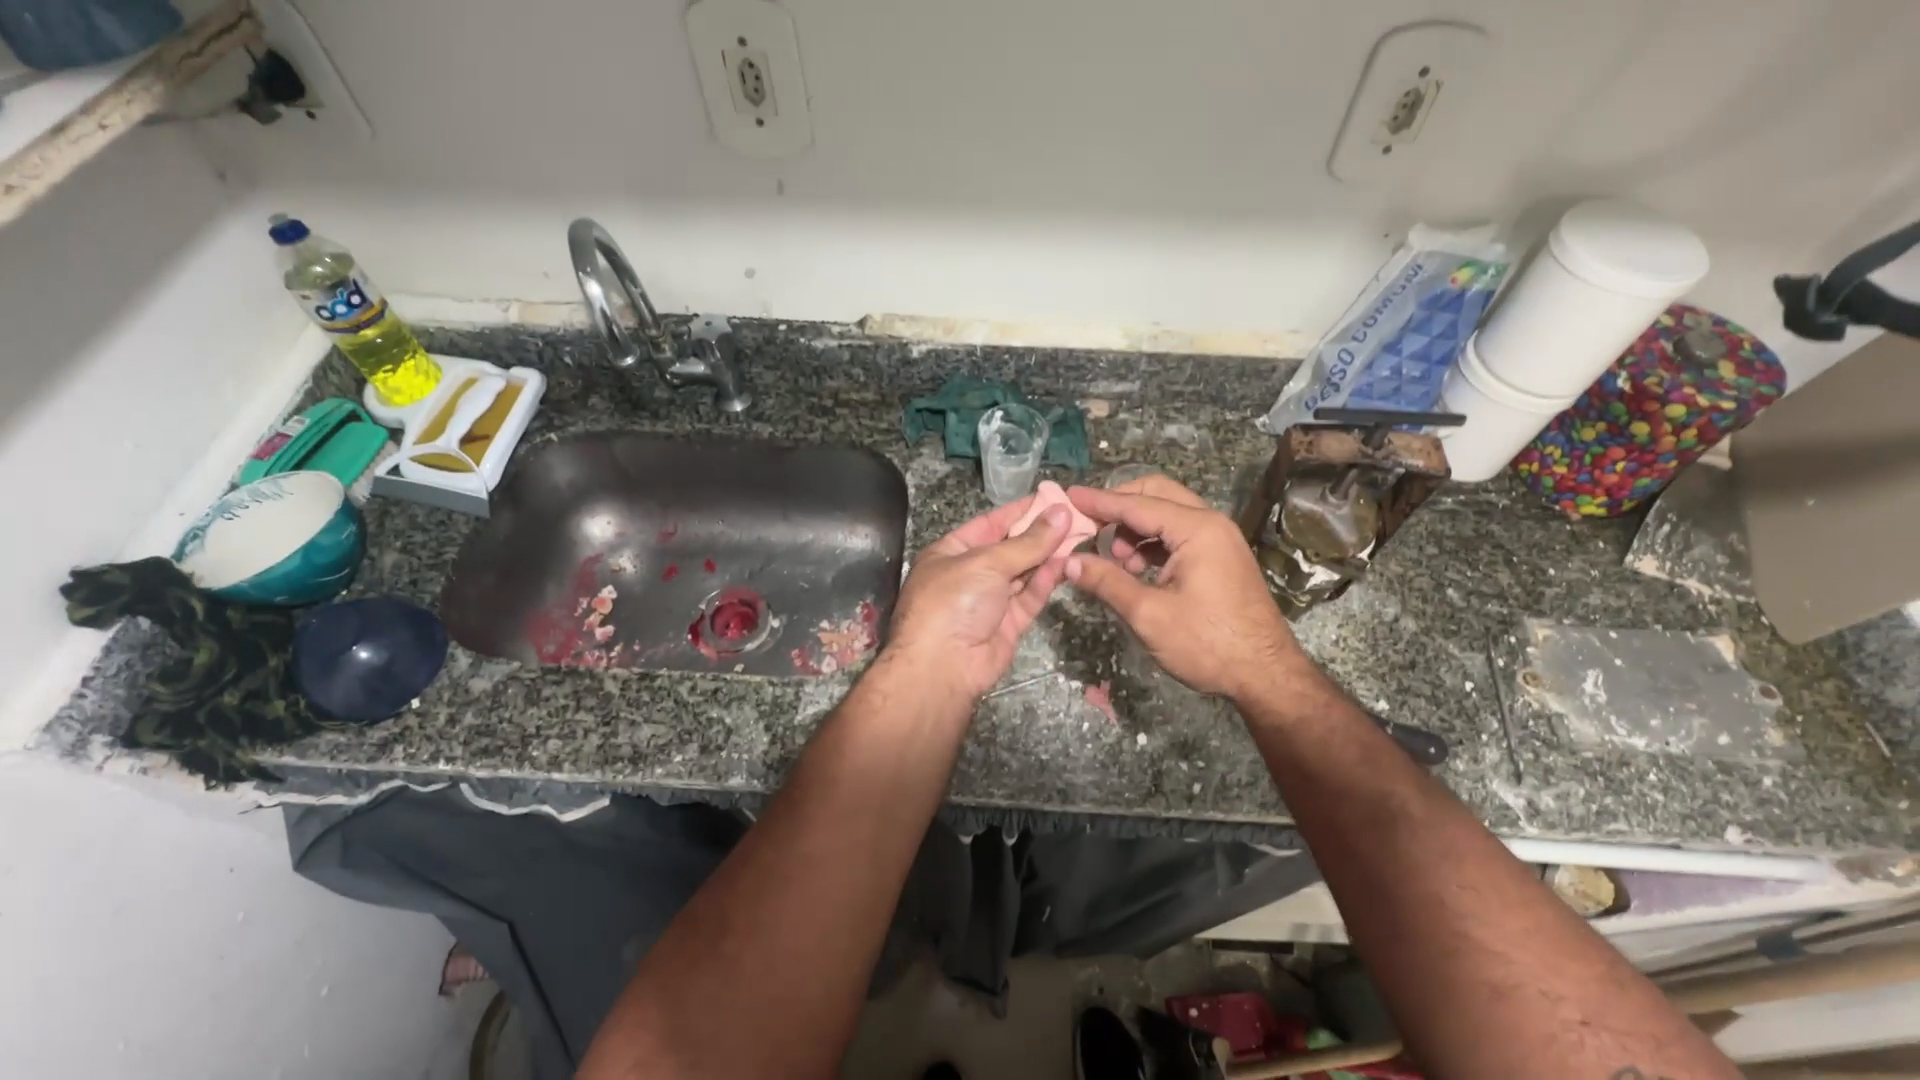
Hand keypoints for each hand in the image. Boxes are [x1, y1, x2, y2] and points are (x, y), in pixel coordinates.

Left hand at [885, 496, 1071, 699]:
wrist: (942, 667)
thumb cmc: (953, 601)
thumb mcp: (987, 563)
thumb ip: (1028, 542)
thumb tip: (1061, 513)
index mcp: (951, 552)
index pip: (990, 523)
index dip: (1021, 511)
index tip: (1052, 497)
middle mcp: (970, 574)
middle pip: (1010, 548)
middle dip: (1040, 533)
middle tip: (1076, 517)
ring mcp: (989, 601)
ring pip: (1023, 573)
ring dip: (1048, 556)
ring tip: (1080, 536)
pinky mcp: (1007, 624)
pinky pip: (1029, 597)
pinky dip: (1045, 581)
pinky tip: (1065, 564)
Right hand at [1065, 475, 1302, 701]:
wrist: (1265, 674)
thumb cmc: (1208, 644)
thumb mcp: (1149, 615)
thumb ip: (1107, 582)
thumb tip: (1068, 562)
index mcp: (1196, 529)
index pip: (1137, 504)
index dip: (1099, 501)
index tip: (1067, 497)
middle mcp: (1211, 524)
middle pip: (1156, 495)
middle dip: (1119, 507)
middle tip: (1089, 526)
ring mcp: (1219, 540)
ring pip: (1168, 515)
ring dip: (1135, 529)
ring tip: (1114, 561)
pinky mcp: (1220, 558)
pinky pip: (1179, 535)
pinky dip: (1153, 543)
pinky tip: (1135, 570)